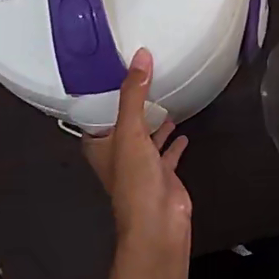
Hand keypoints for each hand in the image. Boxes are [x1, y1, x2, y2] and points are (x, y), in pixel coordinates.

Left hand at [82, 48, 191, 258]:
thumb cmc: (135, 179)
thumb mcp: (130, 131)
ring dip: (153, 123)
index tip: (113, 70)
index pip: (96, 113)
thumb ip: (134, 94)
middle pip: (123, 124)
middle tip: (144, 80)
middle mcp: (116, 154)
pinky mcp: (161, 175)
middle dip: (132, 106)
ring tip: (164, 100)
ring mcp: (140, 166)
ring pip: (145, 137)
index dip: (103, 94)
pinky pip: (166, 153)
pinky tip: (182, 130)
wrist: (158, 222)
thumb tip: (140, 56)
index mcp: (99, 145)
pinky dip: (172, 141)